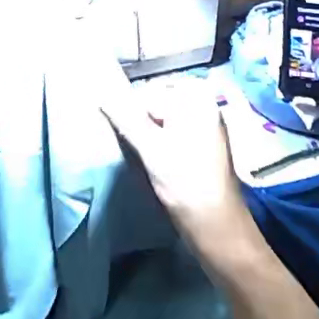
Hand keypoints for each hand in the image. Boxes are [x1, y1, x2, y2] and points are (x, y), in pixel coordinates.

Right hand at [98, 75, 252, 240]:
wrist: (216, 225)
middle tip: (138, 151)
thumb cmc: (186, 184)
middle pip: (155, 105)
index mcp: (196, 95)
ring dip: (147, 137)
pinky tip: (157, 163)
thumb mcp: (152, 149)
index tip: (125, 137)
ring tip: (147, 159)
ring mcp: (203, 122)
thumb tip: (101, 94)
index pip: (148, 92)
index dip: (131, 115)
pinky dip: (159, 144)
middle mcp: (203, 101)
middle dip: (141, 125)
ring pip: (161, 121)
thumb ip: (126, 119)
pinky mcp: (200, 142)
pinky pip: (170, 133)